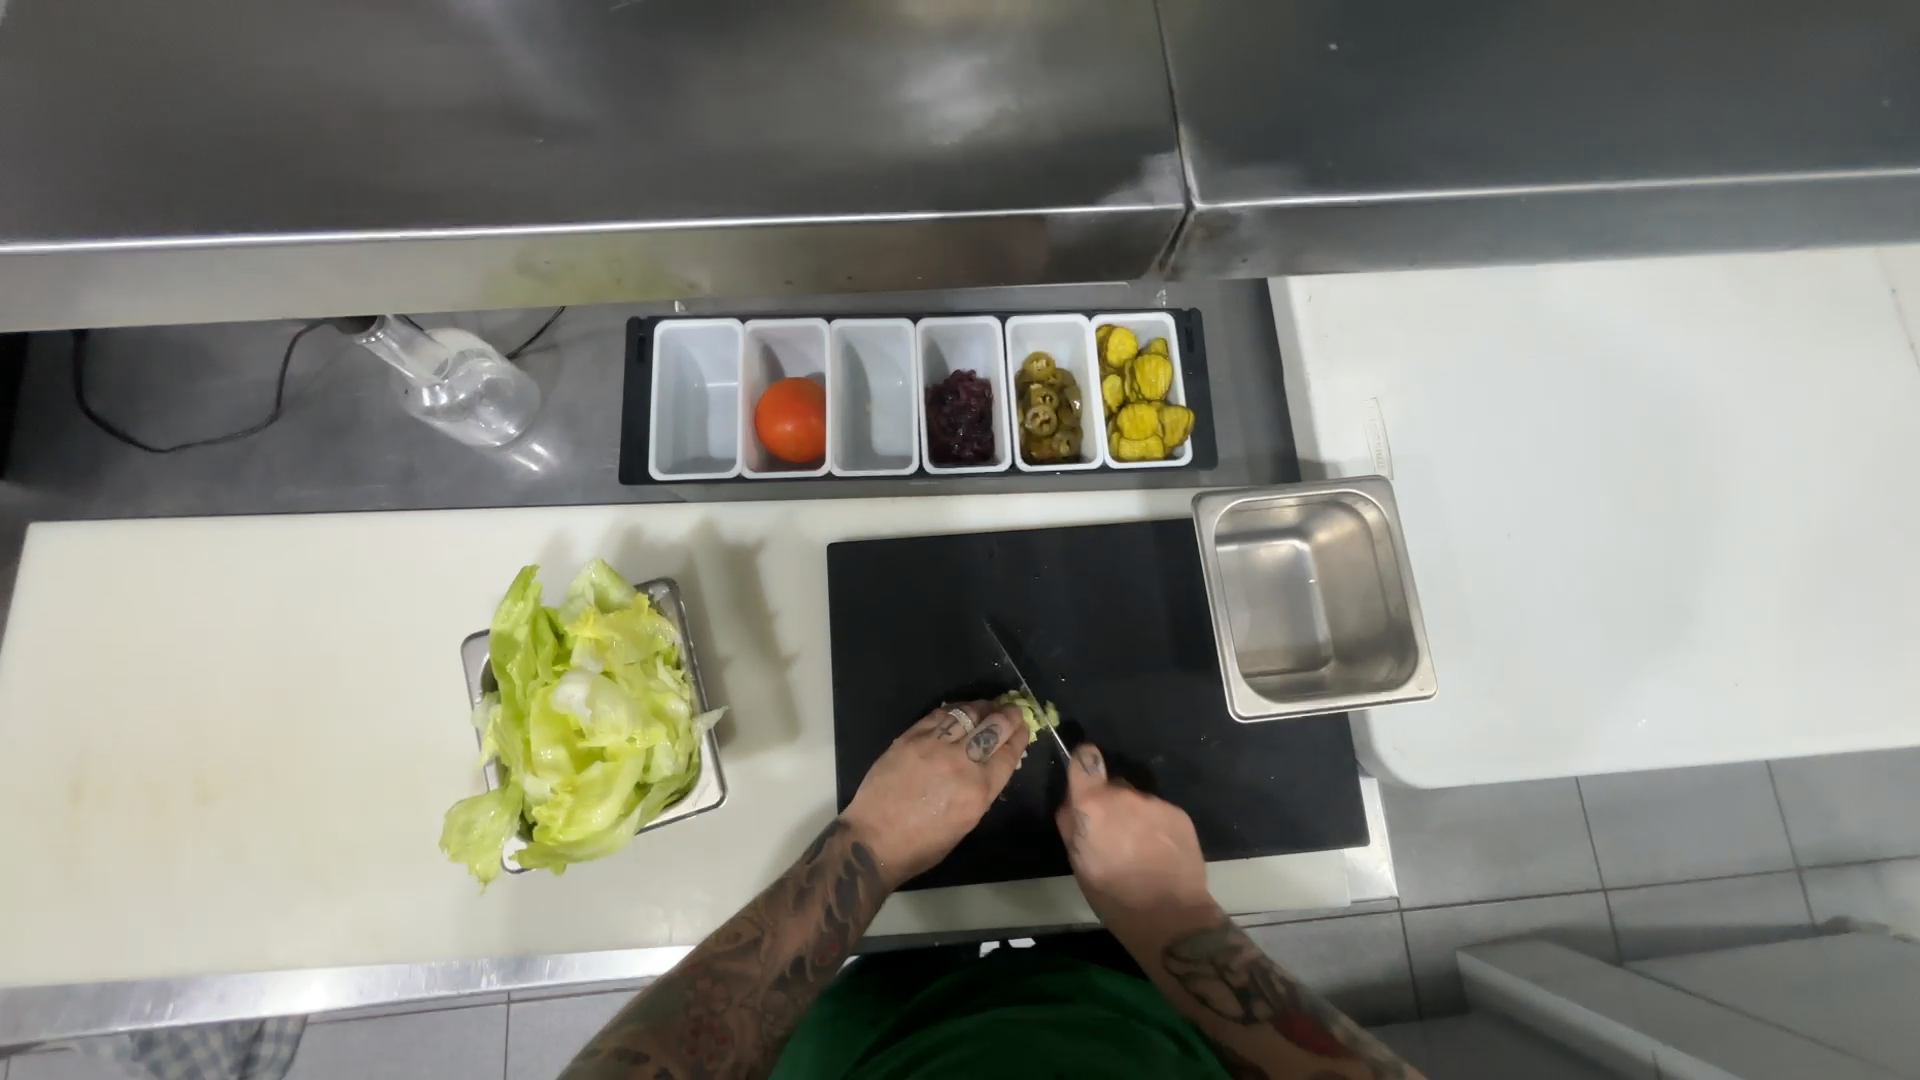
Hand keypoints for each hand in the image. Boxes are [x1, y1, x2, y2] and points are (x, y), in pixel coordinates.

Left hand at [841, 700, 1030, 888]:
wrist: (875, 839)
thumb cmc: (923, 844)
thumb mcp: (966, 822)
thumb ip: (982, 790)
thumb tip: (993, 764)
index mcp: (979, 791)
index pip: (1009, 753)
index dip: (1020, 736)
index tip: (1024, 727)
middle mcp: (961, 763)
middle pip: (994, 727)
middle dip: (1009, 715)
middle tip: (1013, 710)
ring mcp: (935, 745)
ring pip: (968, 713)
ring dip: (983, 707)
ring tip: (989, 706)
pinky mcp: (911, 736)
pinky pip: (940, 714)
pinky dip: (956, 709)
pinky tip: (961, 710)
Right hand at [1056, 743, 1217, 932]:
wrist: (1169, 916)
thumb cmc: (1112, 895)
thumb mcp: (1077, 862)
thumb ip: (1071, 824)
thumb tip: (1071, 802)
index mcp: (1092, 804)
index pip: (1085, 759)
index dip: (1084, 763)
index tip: (1086, 775)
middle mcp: (1124, 794)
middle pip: (1112, 786)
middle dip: (1110, 803)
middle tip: (1114, 835)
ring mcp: (1154, 803)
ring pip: (1137, 801)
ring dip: (1135, 816)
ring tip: (1140, 848)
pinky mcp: (1179, 814)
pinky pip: (1159, 812)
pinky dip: (1157, 826)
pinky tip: (1160, 852)